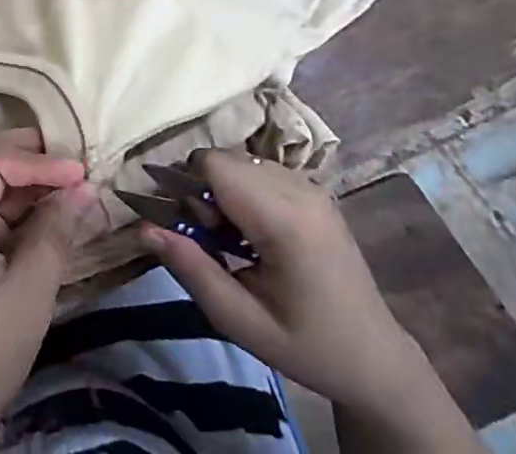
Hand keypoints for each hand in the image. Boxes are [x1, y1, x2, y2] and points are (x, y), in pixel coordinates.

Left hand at [0, 129, 102, 453]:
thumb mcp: (29, 292)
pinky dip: (26, 198)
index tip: (81, 172)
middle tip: (80, 163)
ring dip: (33, 175)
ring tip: (75, 180)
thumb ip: (55, 232)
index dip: (39, 161)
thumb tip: (85, 187)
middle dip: (34, 156)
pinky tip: (57, 201)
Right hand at [140, 152, 480, 450]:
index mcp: (286, 221)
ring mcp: (313, 185)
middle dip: (203, 189)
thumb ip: (190, 268)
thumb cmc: (305, 345)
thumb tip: (142, 227)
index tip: (190, 228)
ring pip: (240, 160)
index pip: (215, 165)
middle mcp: (302, 190)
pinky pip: (260, 169)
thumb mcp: (239, 320)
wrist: (373, 356)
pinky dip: (242, 188)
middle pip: (225, 159)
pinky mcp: (315, 189)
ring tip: (232, 236)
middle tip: (211, 238)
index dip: (188, 187)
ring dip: (222, 188)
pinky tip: (252, 229)